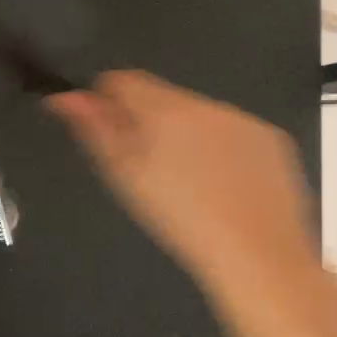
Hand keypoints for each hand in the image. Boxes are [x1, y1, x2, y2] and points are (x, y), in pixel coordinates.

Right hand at [45, 71, 316, 292]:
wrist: (259, 257)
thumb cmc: (177, 217)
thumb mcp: (122, 174)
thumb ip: (93, 128)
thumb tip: (63, 96)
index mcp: (163, 109)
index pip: (121, 79)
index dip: (105, 100)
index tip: (106, 131)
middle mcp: (204, 104)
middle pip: (160, 95)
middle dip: (146, 119)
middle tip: (144, 163)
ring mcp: (243, 120)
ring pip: (195, 112)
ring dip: (182, 131)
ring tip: (184, 177)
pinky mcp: (273, 140)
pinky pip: (229, 129)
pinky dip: (218, 145)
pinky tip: (219, 181)